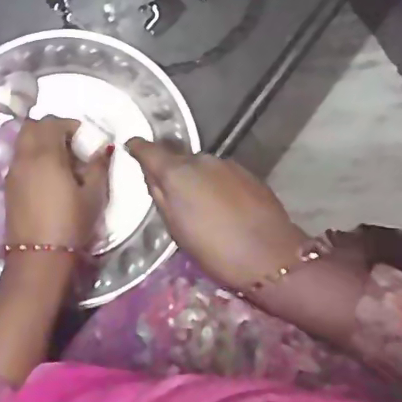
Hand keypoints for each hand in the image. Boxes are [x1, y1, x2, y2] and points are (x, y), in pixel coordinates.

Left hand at [5, 117, 112, 249]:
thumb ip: (98, 166)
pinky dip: (32, 156)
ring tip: (61, 159)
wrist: (38, 258)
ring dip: (40, 141)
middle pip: (31, 126)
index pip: (52, 122)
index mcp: (45, 154)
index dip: (70, 124)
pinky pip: (19, 158)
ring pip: (22, 141)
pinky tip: (49, 175)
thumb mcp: (93, 194)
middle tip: (71, 143)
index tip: (85, 138)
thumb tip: (105, 147)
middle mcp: (24, 157)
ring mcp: (13, 172)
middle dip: (51, 128)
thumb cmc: (70, 223)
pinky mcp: (9, 187)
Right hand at [125, 139, 306, 290]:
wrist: (270, 255)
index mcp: (177, 173)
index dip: (138, 148)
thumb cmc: (215, 250)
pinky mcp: (248, 173)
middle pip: (178, 159)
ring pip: (202, 167)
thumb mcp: (176, 229)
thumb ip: (160, 196)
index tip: (131, 147)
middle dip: (173, 172)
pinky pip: (222, 175)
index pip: (150, 150)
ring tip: (200, 207)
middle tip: (172, 196)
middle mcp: (201, 160)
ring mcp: (227, 164)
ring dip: (197, 180)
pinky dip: (216, 185)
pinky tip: (223, 207)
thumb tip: (151, 175)